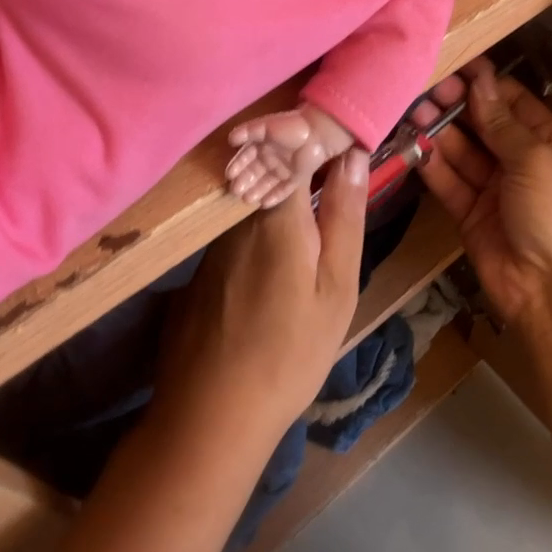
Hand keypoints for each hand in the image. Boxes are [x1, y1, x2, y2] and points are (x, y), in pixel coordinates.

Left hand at [158, 149, 368, 434]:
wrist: (211, 416)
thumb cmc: (291, 352)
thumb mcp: (336, 288)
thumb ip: (344, 217)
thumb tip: (354, 157)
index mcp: (277, 215)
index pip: (295, 145)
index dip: (320, 136)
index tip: (345, 142)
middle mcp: (238, 218)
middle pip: (271, 170)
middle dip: (303, 166)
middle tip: (337, 188)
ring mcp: (212, 244)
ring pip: (253, 203)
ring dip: (280, 200)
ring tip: (308, 234)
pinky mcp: (198, 270)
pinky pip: (235, 234)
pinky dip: (259, 234)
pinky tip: (271, 274)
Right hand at [226, 104, 357, 206]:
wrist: (318, 132)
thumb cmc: (290, 126)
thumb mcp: (266, 126)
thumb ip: (248, 131)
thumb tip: (230, 139)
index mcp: (262, 145)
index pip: (246, 157)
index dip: (238, 165)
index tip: (229, 175)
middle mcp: (271, 159)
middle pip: (255, 172)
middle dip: (245, 182)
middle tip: (235, 191)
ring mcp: (284, 169)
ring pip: (267, 183)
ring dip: (257, 191)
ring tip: (247, 200)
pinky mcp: (297, 178)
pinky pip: (284, 190)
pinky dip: (275, 197)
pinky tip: (264, 204)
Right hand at [410, 59, 551, 327]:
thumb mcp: (536, 159)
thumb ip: (502, 122)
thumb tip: (482, 80)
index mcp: (549, 143)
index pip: (513, 102)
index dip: (486, 84)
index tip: (454, 64)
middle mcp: (522, 162)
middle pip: (484, 125)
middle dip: (457, 106)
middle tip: (426, 87)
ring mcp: (495, 189)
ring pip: (462, 152)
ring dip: (439, 132)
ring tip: (412, 111)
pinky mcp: (470, 215)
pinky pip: (449, 183)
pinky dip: (431, 166)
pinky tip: (413, 146)